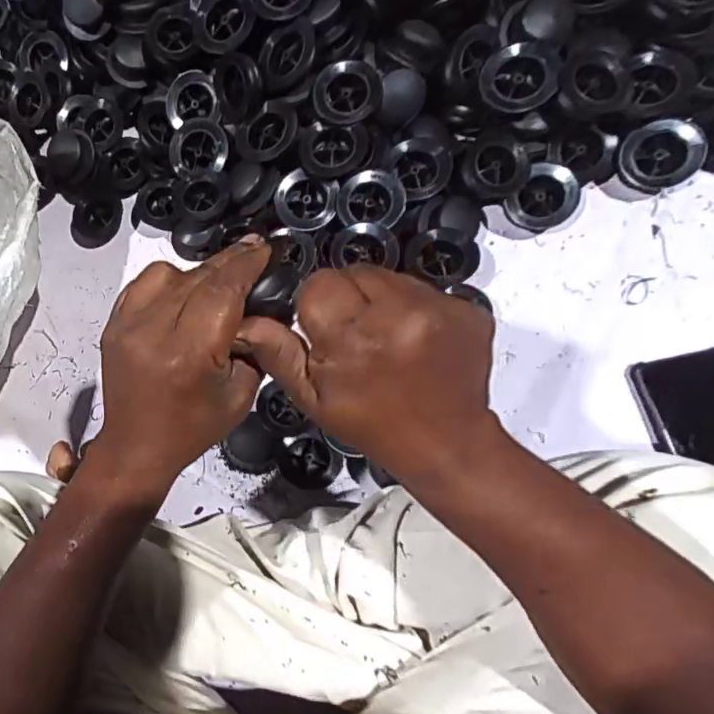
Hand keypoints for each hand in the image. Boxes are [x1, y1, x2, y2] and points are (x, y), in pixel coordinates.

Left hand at [88, 240, 274, 498]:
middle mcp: (153, 334)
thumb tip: (256, 307)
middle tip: (251, 253)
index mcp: (188, 354)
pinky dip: (168, 282)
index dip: (246, 263)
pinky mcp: (114, 325)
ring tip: (216, 284)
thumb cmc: (189, 429)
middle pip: (198, 276)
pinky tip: (183, 295)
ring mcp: (128, 326)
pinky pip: (144, 284)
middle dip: (229, 262)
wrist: (137, 446)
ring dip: (199, 272)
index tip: (264, 249)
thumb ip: (251, 346)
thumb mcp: (239, 394)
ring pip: (169, 273)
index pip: (222, 289)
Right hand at [237, 265, 500, 484]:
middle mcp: (398, 315)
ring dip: (380, 300)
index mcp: (353, 339)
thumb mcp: (313, 399)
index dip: (315, 305)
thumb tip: (248, 323)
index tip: (324, 330)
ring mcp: (436, 308)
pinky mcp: (464, 307)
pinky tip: (412, 340)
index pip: (319, 283)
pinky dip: (412, 307)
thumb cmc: (376, 426)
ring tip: (385, 340)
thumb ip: (279, 354)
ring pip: (389, 275)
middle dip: (347, 299)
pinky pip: (423, 287)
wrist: (444, 442)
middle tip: (356, 338)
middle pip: (353, 272)